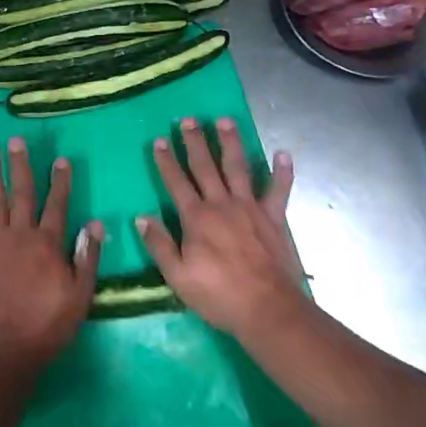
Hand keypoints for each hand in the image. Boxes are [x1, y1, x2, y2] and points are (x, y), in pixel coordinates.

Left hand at [0, 137, 100, 370]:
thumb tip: (95, 223)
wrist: (7, 349)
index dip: (61, 181)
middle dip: (20, 166)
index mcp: (47, 244)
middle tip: (16, 141)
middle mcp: (20, 236)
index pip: (57, 204)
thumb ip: (87, 257)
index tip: (61, 159)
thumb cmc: (49, 324)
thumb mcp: (80, 295)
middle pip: (21, 194)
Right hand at [136, 117, 306, 338]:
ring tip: (225, 120)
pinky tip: (284, 153)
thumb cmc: (219, 295)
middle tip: (189, 119)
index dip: (166, 161)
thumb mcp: (178, 276)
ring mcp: (250, 207)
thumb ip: (159, 244)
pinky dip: (283, 171)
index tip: (159, 140)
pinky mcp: (274, 217)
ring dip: (231, 142)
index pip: (176, 183)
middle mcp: (222, 204)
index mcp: (196, 218)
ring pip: (238, 167)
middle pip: (206, 167)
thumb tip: (141, 217)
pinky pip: (279, 189)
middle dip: (195, 142)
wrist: (267, 307)